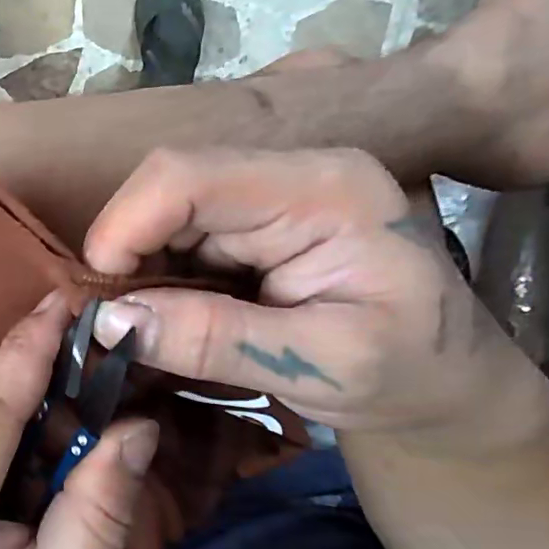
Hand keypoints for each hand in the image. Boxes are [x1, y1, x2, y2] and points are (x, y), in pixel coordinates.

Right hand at [83, 147, 548, 454]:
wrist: (443, 376)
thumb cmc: (406, 372)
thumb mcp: (319, 368)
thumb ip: (215, 341)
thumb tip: (108, 321)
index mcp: (322, 189)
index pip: (185, 176)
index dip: (122, 227)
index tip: (105, 301)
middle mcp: (287, 172)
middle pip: (163, 189)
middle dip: (125, 257)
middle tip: (122, 324)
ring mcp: (265, 194)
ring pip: (158, 212)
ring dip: (136, 270)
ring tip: (149, 326)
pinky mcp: (247, 220)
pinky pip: (171, 234)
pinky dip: (151, 277)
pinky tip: (168, 313)